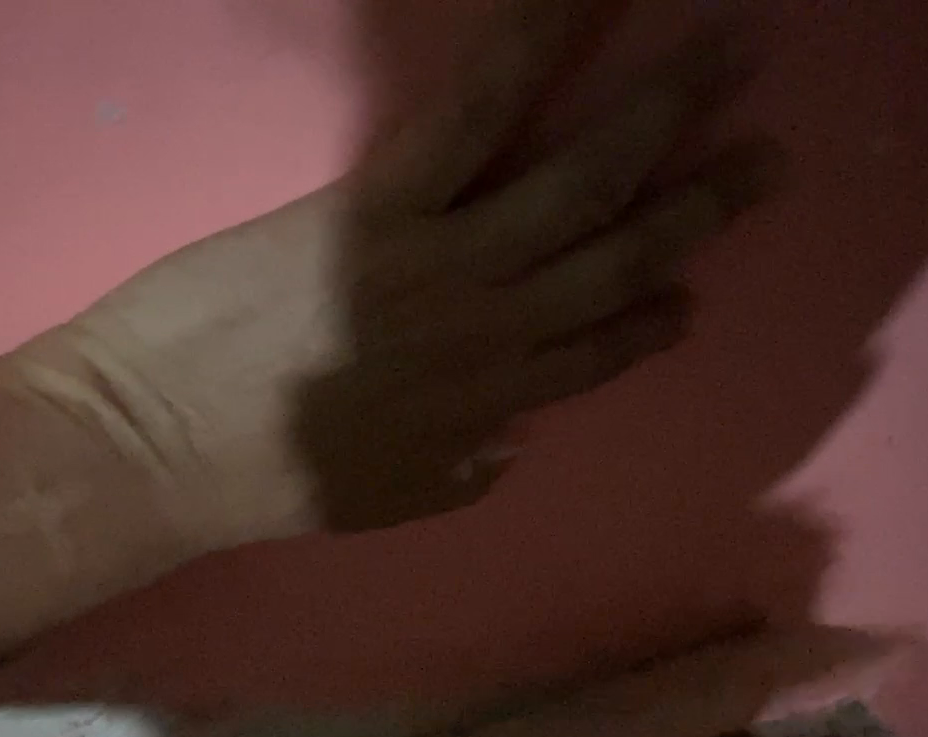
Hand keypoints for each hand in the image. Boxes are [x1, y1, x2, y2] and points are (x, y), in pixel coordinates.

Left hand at [1, 4, 780, 547]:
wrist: (159, 455)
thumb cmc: (263, 483)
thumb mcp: (381, 501)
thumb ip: (457, 475)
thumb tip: (513, 444)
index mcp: (483, 412)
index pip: (592, 360)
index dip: (648, 324)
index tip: (690, 297)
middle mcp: (489, 339)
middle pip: (612, 262)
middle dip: (696, 210)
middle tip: (768, 157)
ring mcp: (440, 270)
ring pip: (575, 183)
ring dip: (659, 116)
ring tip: (729, 57)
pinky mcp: (375, 213)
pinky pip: (471, 117)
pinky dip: (532, 44)